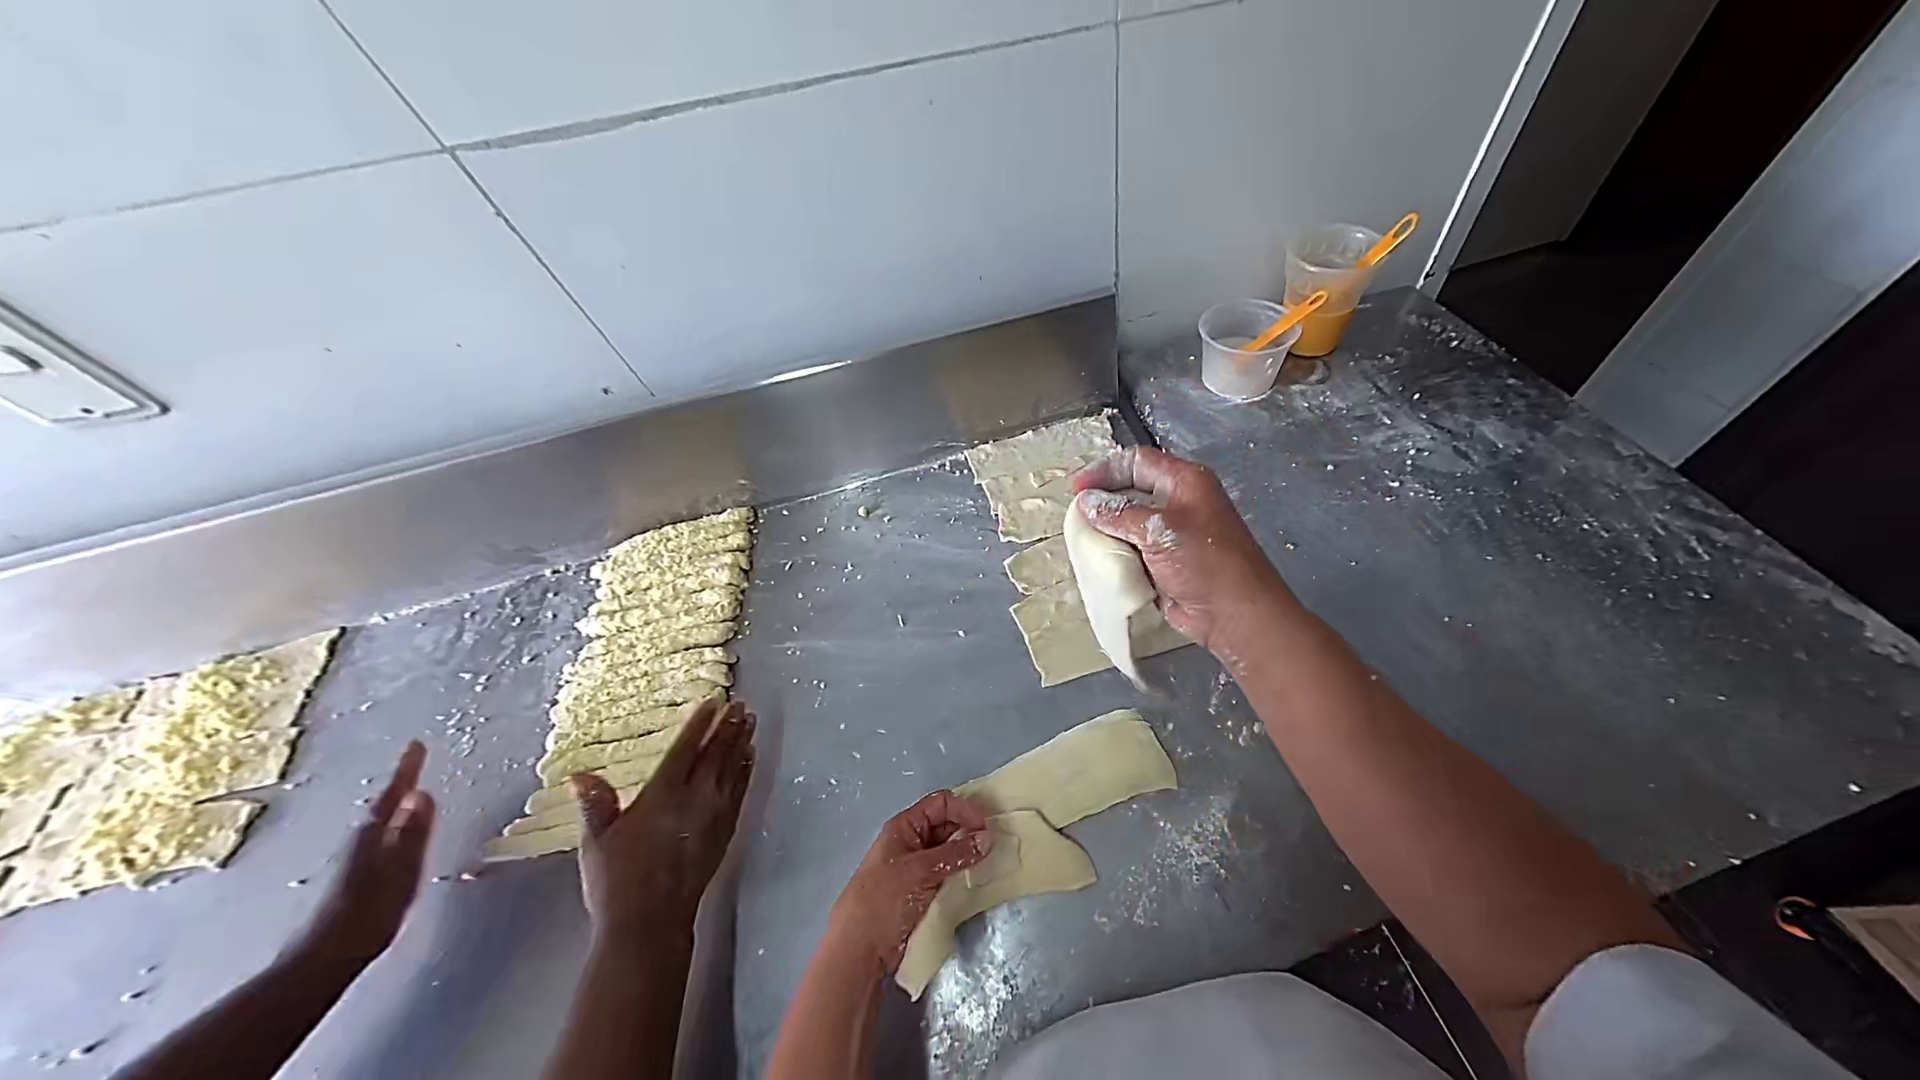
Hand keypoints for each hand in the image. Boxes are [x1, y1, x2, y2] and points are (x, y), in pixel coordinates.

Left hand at [296, 740, 435, 966]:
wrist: (323, 958)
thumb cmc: (367, 914)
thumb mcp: (399, 871)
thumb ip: (411, 833)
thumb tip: (421, 794)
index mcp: (372, 836)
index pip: (393, 795)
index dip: (406, 769)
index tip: (416, 745)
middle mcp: (360, 841)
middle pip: (384, 803)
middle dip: (401, 782)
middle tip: (416, 762)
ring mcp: (353, 858)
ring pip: (379, 819)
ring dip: (395, 802)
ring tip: (411, 790)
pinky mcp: (352, 873)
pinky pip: (378, 834)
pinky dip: (391, 822)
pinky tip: (396, 828)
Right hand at [570, 698, 753, 937]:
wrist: (651, 922)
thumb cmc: (618, 881)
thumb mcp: (598, 842)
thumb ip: (596, 805)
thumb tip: (581, 775)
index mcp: (663, 795)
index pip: (687, 748)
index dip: (700, 723)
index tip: (713, 702)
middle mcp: (695, 799)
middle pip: (716, 753)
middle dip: (728, 726)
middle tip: (741, 704)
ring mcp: (715, 815)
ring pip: (733, 768)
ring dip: (742, 742)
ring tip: (751, 721)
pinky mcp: (726, 831)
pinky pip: (740, 791)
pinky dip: (746, 771)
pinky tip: (749, 759)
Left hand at [824, 791, 992, 974]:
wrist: (861, 949)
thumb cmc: (883, 900)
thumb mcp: (919, 871)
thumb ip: (955, 854)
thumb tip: (987, 838)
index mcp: (905, 827)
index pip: (940, 804)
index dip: (964, 810)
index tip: (985, 828)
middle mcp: (913, 842)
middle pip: (947, 825)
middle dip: (969, 832)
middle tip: (993, 847)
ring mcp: (919, 867)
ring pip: (950, 851)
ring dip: (968, 855)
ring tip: (990, 863)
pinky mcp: (925, 891)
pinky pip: (949, 874)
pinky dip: (964, 874)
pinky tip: (978, 880)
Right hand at [1072, 445, 1295, 650]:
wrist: (1234, 614)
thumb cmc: (1206, 563)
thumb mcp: (1159, 531)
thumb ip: (1119, 514)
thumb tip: (1086, 503)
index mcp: (1184, 482)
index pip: (1137, 462)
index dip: (1105, 471)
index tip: (1078, 489)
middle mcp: (1177, 503)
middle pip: (1130, 491)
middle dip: (1102, 501)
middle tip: (1074, 515)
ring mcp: (1170, 533)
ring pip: (1127, 522)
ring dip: (1105, 530)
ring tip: (1079, 537)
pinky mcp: (1163, 561)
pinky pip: (1131, 549)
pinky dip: (1114, 552)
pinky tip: (1096, 558)